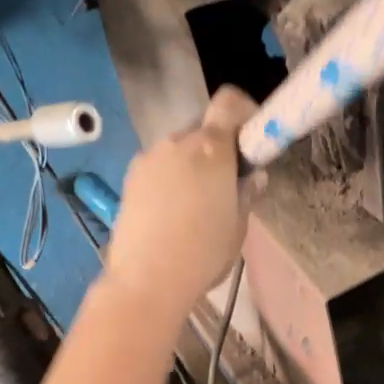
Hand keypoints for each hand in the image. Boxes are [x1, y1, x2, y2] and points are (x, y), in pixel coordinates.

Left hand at [107, 85, 261, 308]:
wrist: (147, 280)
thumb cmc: (203, 256)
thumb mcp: (237, 229)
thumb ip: (245, 194)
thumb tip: (251, 176)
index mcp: (212, 150)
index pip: (229, 104)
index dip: (244, 113)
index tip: (253, 139)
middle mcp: (178, 142)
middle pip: (202, 130)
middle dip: (217, 149)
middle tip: (226, 185)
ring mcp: (149, 158)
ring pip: (178, 150)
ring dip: (191, 166)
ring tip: (196, 208)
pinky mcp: (130, 177)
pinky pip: (158, 168)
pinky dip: (170, 181)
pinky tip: (172, 216)